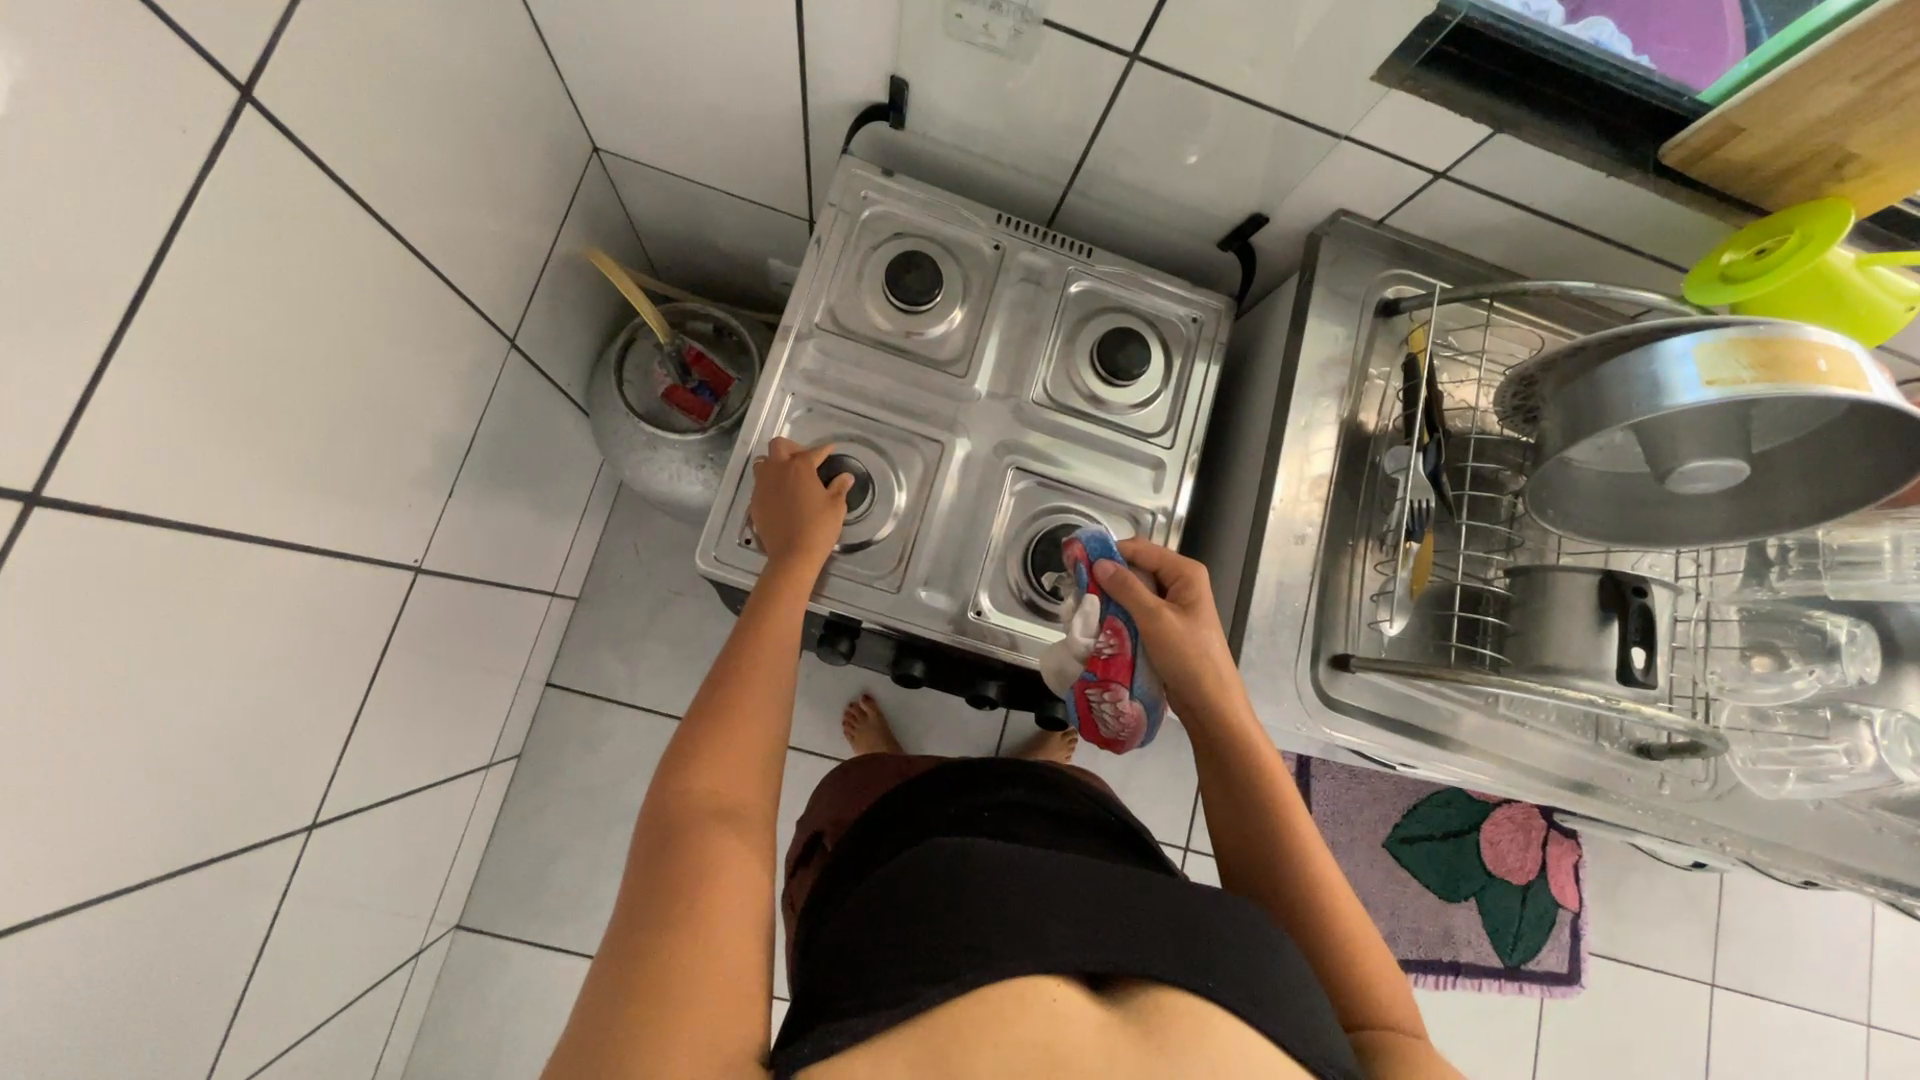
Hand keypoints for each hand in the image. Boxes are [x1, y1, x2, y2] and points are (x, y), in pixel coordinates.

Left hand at [748, 438, 850, 571]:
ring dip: (776, 464)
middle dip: (793, 448)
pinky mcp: (755, 501)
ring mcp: (762, 485)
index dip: (825, 450)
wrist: (792, 554)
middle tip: (805, 460)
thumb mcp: (836, 506)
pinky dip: (770, 484)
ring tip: (788, 476)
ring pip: (764, 463)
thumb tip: (846, 477)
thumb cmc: (818, 527)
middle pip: (779, 446)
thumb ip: (840, 487)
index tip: (831, 450)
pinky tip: (781, 496)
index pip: (814, 451)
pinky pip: (760, 484)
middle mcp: (777, 470)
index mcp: (800, 467)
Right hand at [1093, 538, 1246, 721]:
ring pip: (1135, 591)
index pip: (1140, 549)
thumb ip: (1127, 588)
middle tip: (1078, 586)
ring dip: (1112, 597)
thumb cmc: (1188, 657)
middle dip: (1109, 576)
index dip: (1110, 552)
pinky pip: (1138, 611)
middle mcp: (1180, 583)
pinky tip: (1100, 621)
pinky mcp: (1165, 626)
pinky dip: (1120, 613)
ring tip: (1084, 603)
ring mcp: (1173, 606)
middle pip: (1137, 568)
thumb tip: (1098, 563)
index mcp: (1185, 573)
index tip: (1078, 561)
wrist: (1209, 703)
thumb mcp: (1155, 619)